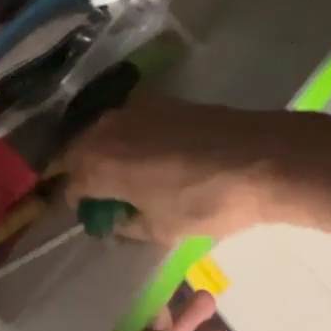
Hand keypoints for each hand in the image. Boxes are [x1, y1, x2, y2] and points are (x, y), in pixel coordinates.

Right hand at [65, 91, 308, 243]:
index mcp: (97, 163)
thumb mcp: (162, 230)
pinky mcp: (158, 100)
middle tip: (112, 198)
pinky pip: (131, 122)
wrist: (260, 158)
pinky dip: (133, 138)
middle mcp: (104, 129)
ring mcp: (131, 109)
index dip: (82, 206)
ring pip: (104, 133)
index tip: (99, 219)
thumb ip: (127, 224)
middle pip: (80, 153)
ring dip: (108, 153)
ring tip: (135, 176)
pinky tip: (159, 155)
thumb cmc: (206, 202)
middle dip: (88, 175)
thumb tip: (114, 218)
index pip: (71, 186)